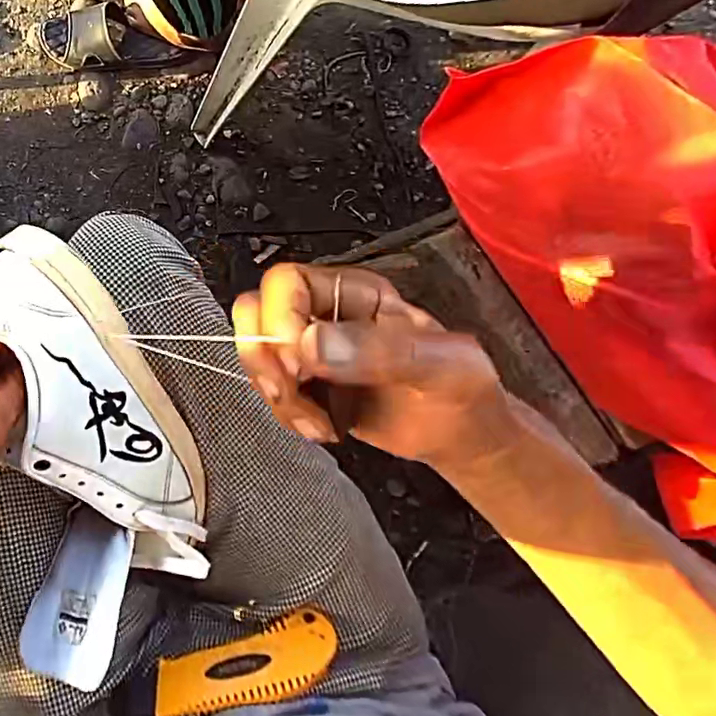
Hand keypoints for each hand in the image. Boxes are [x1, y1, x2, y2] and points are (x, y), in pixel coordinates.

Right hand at [231, 264, 518, 468]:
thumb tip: (314, 343)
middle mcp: (324, 315)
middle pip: (254, 313)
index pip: (287, 283)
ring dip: (279, 395)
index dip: (280, 318)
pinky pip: (266, 392)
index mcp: (355, 293)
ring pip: (255, 356)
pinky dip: (287, 416)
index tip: (299, 359)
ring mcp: (308, 351)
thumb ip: (381, 349)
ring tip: (319, 418)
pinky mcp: (302, 385)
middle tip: (293, 386)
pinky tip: (322, 426)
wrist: (459, 433)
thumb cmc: (461, 389)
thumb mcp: (441, 365)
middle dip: (264, 357)